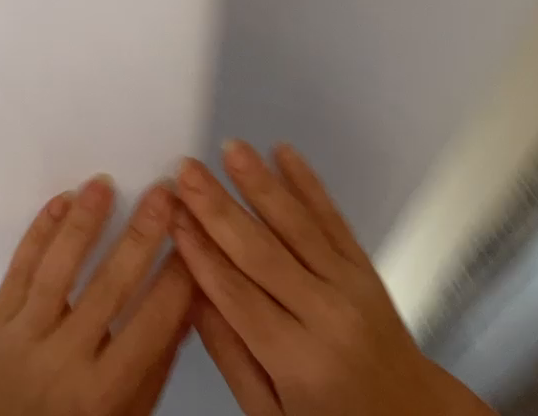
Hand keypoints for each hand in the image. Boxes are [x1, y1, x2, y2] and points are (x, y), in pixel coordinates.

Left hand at [0, 176, 195, 415]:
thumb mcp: (124, 414)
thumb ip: (155, 364)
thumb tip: (191, 304)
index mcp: (103, 391)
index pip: (150, 325)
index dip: (176, 278)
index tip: (194, 236)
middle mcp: (64, 359)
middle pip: (108, 288)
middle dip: (140, 236)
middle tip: (163, 193)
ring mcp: (24, 335)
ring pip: (57, 269)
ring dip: (83, 222)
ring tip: (103, 183)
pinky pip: (19, 268)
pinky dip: (39, 232)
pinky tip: (60, 200)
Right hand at [169, 142, 493, 415]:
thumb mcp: (271, 413)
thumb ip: (229, 353)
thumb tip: (189, 296)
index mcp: (298, 360)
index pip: (236, 294)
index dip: (200, 252)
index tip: (172, 217)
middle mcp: (327, 316)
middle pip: (262, 251)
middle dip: (218, 207)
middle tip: (187, 172)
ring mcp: (351, 286)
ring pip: (298, 224)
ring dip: (260, 182)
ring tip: (230, 149)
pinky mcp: (365, 267)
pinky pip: (333, 218)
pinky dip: (308, 183)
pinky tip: (284, 153)